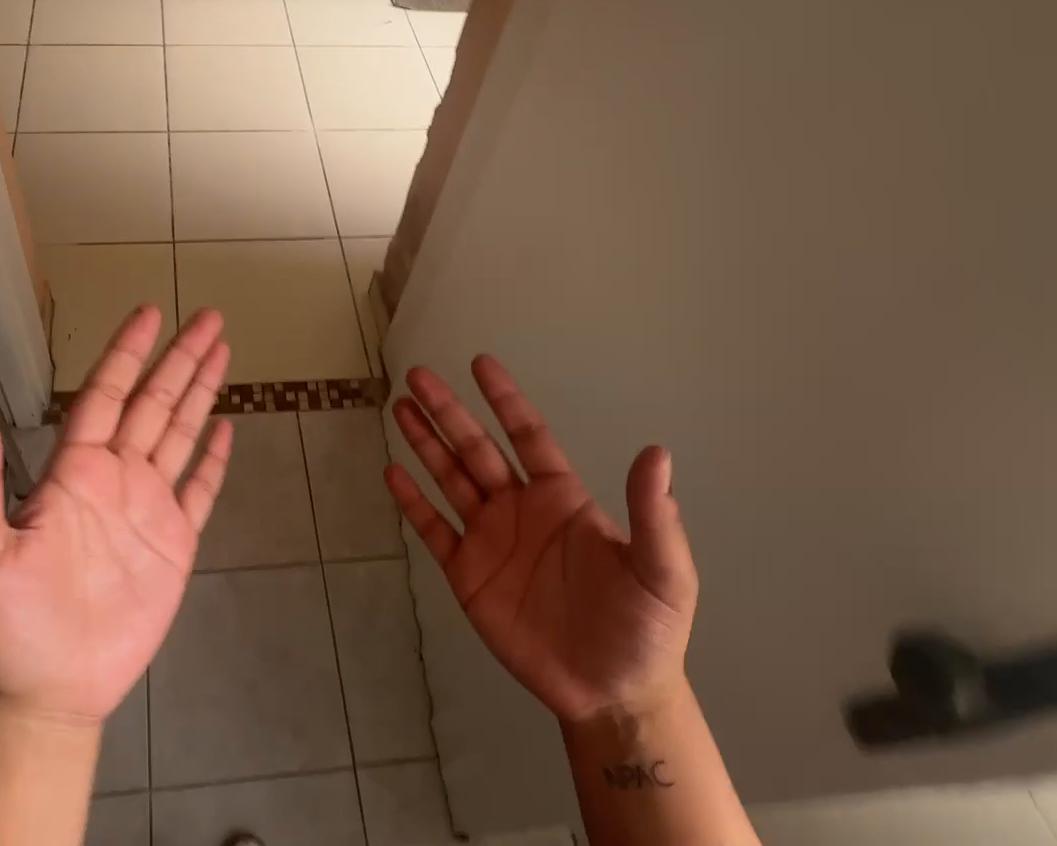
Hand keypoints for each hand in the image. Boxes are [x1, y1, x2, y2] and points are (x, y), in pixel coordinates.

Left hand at [0, 306, 232, 723]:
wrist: (47, 690)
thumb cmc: (6, 625)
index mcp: (73, 472)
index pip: (105, 397)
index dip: (127, 355)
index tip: (149, 315)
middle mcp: (114, 478)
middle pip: (154, 404)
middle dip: (180, 359)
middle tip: (210, 318)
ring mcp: (147, 510)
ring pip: (180, 436)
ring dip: (201, 394)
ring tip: (222, 353)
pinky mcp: (173, 545)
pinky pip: (199, 492)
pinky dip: (213, 461)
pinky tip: (225, 429)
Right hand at [384, 356, 697, 724]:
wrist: (610, 692)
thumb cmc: (644, 629)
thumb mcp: (662, 572)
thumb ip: (653, 514)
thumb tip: (657, 451)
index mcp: (561, 499)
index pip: (526, 436)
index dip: (504, 400)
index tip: (481, 363)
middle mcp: (519, 508)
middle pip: (476, 449)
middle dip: (448, 412)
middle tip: (418, 376)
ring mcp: (489, 539)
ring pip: (449, 480)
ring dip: (425, 444)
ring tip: (400, 409)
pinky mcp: (467, 574)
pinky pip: (434, 530)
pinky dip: (413, 502)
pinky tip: (394, 474)